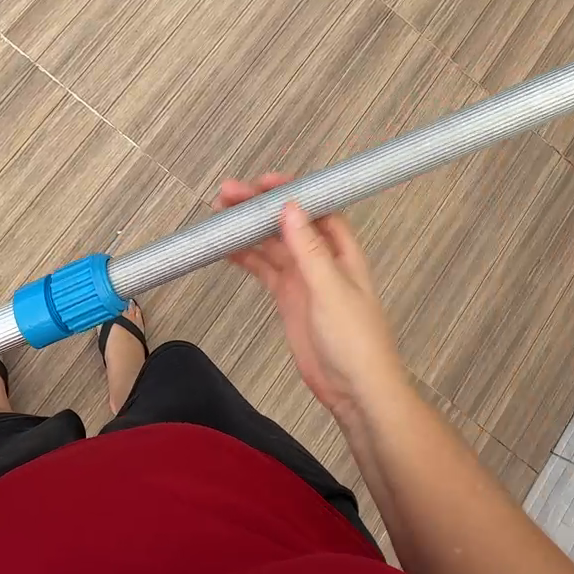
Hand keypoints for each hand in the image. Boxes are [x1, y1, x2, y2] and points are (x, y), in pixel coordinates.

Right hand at [216, 175, 407, 422]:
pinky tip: (224, 248)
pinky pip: (264, 270)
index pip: (316, 208)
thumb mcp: (331, 289)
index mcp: (342, 250)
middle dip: (260, 207)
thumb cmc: (355, 339)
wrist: (356, 392)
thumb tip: (290, 205)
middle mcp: (322, 258)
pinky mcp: (288, 299)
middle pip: (287, 222)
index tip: (262, 182)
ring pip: (272, 244)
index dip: (291, 191)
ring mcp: (303, 279)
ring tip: (217, 213)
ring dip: (248, 229)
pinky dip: (246, 257)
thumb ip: (309, 249)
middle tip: (226, 194)